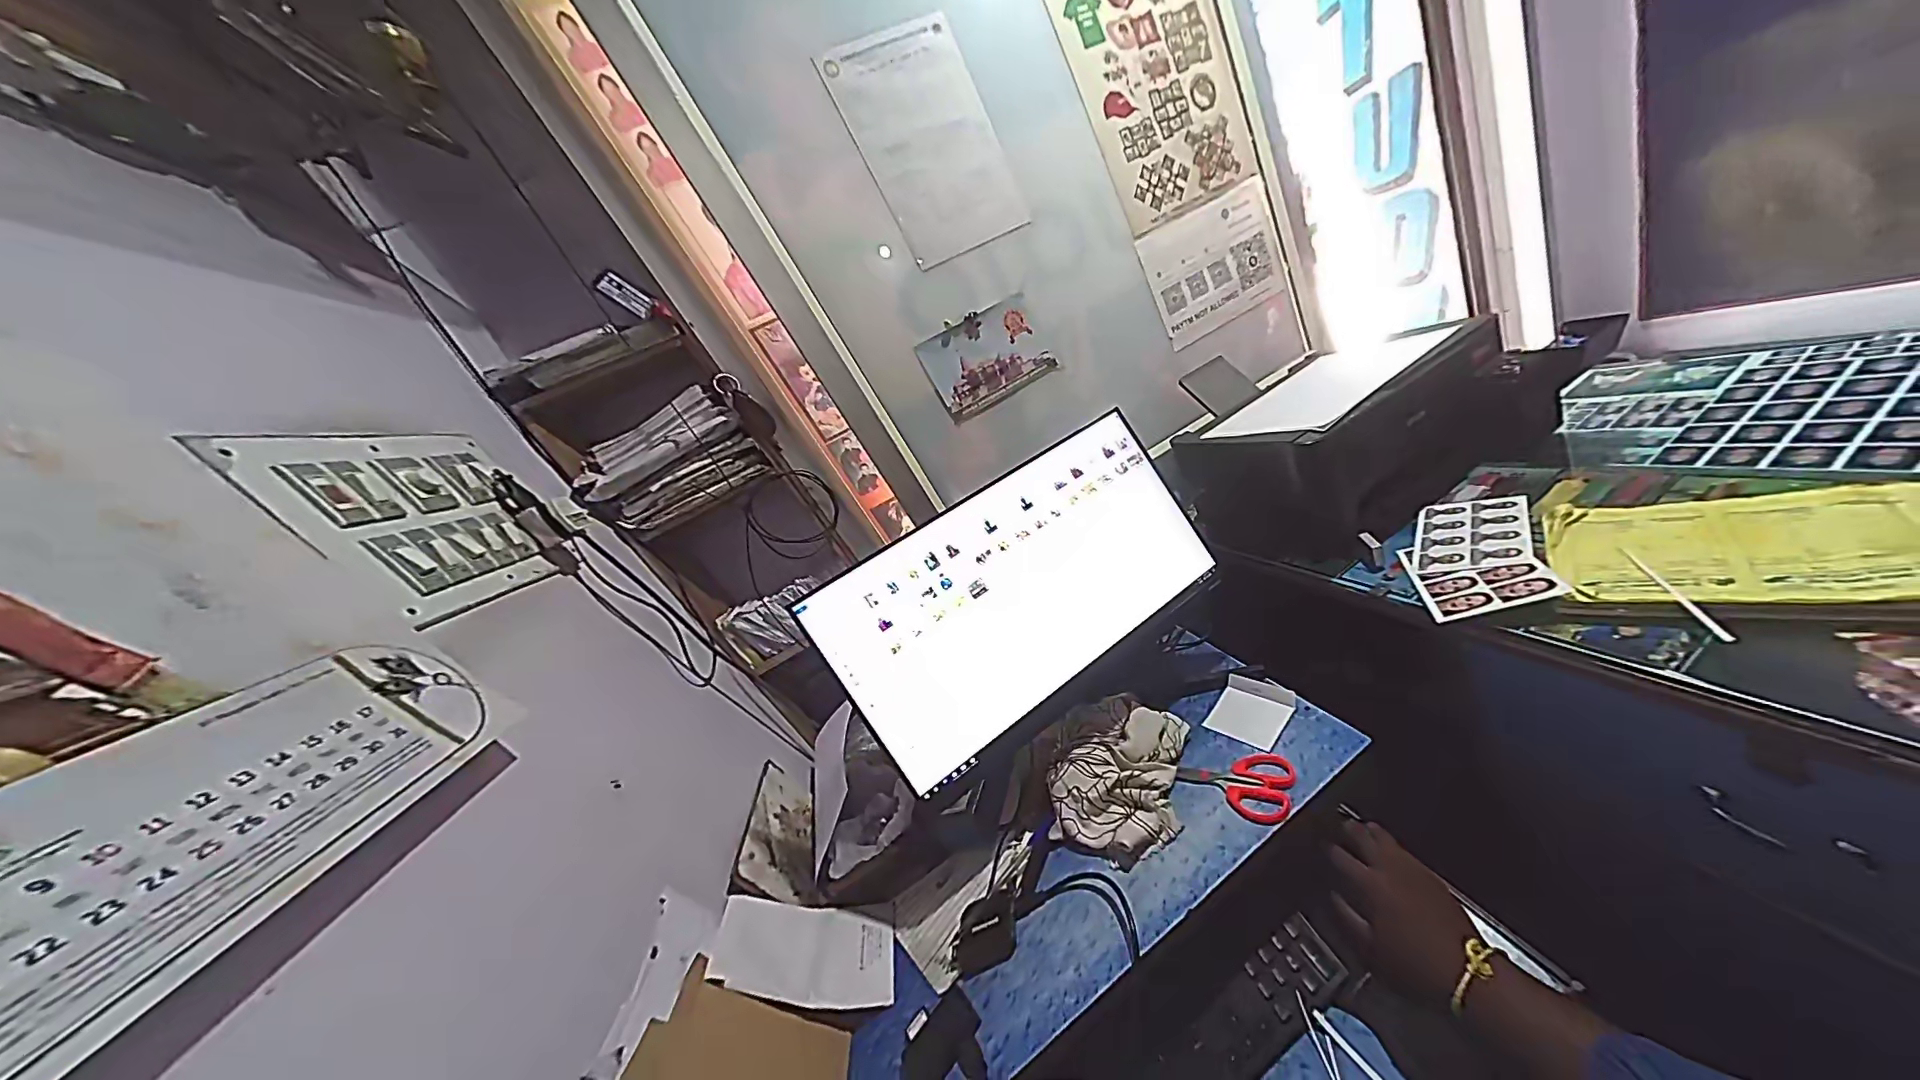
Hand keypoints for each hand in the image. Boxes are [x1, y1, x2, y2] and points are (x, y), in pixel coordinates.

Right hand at [1328, 820, 1476, 1010]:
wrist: (1468, 973)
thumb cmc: (1414, 964)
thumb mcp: (1369, 948)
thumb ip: (1346, 917)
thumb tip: (1333, 898)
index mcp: (1370, 884)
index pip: (1339, 856)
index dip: (1327, 850)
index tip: (1321, 848)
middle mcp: (1390, 870)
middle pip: (1364, 837)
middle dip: (1349, 829)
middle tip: (1339, 825)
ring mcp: (1414, 871)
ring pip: (1387, 839)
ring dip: (1372, 833)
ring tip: (1364, 828)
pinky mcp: (1433, 878)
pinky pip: (1406, 852)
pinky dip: (1393, 846)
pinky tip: (1392, 851)